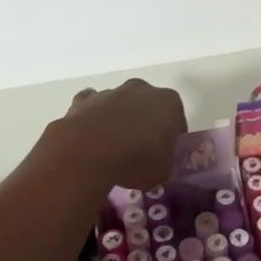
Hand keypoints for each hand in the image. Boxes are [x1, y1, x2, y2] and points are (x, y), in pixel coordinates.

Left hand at [47, 79, 186, 190]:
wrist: (89, 152)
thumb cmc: (135, 160)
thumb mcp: (163, 171)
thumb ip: (164, 161)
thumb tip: (158, 161)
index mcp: (168, 102)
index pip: (177, 119)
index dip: (172, 138)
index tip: (164, 154)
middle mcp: (142, 89)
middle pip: (147, 105)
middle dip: (145, 122)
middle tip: (139, 150)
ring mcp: (111, 91)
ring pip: (119, 104)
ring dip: (118, 119)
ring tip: (111, 148)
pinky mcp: (84, 99)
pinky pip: (91, 106)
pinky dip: (91, 117)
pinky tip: (89, 137)